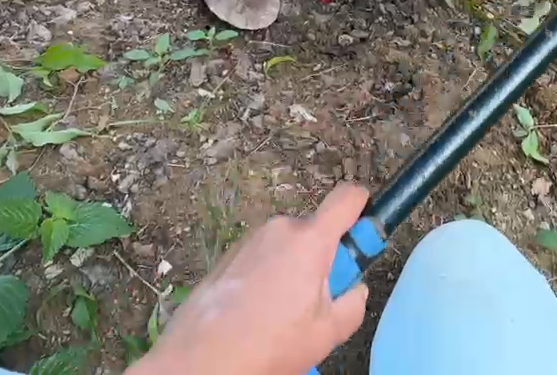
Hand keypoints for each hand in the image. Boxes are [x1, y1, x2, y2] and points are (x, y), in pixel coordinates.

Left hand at [135, 184, 372, 374]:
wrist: (194, 367)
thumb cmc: (267, 348)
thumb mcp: (325, 336)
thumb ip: (353, 305)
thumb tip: (355, 289)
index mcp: (310, 240)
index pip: (348, 197)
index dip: (362, 206)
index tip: (362, 233)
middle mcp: (280, 228)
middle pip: (315, 231)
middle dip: (320, 260)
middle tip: (313, 303)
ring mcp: (249, 240)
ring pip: (286, 247)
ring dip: (291, 270)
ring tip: (277, 318)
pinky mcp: (225, 257)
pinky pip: (259, 258)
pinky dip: (264, 279)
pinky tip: (251, 318)